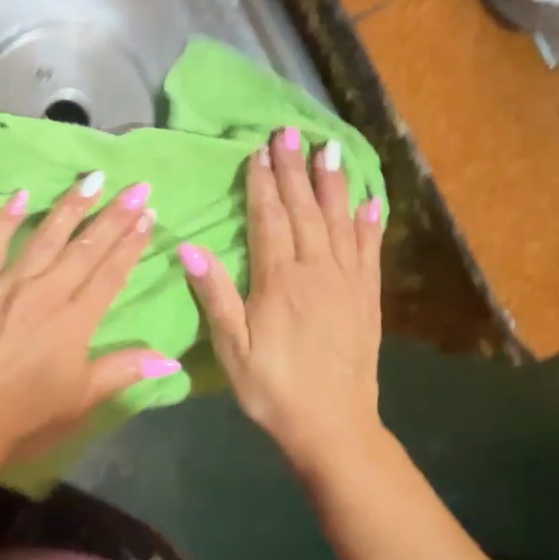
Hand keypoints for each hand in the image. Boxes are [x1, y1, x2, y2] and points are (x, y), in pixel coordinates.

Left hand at [0, 173, 182, 464]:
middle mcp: (46, 291)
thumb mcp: (80, 400)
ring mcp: (8, 282)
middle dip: (113, 215)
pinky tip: (22, 195)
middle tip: (136, 186)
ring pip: (45, 236)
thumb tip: (170, 360)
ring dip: (71, 206)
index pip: (110, 274)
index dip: (132, 244)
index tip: (148, 216)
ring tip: (93, 179)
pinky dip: (7, 218)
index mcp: (75, 320)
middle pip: (85, 248)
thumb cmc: (22, 414)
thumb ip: (123, 371)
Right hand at [179, 128, 385, 472]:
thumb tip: (189, 247)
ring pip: (339, 222)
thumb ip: (215, 294)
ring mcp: (347, 283)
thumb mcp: (231, 346)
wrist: (334, 427)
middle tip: (290, 132)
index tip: (259, 150)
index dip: (263, 182)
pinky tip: (369, 202)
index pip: (269, 219)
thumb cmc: (272, 387)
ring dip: (332, 184)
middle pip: (304, 211)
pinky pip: (368, 252)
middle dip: (295, 169)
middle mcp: (317, 272)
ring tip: (330, 150)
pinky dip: (368, 223)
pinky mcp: (367, 299)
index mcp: (279, 280)